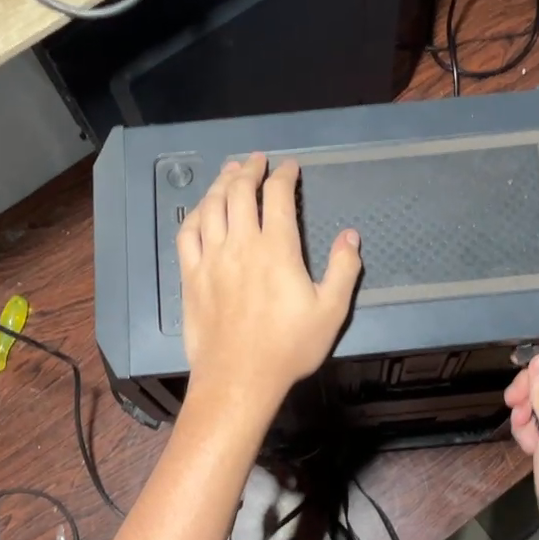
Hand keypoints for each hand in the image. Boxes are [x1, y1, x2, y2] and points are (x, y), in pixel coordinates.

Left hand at [178, 153, 361, 416]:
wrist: (238, 378)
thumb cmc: (289, 347)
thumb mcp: (331, 312)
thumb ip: (344, 270)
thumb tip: (350, 236)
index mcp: (277, 248)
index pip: (278, 197)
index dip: (283, 176)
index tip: (289, 167)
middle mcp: (240, 244)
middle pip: (239, 192)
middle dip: (249, 170)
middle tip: (256, 161)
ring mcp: (211, 259)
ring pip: (211, 206)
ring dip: (221, 183)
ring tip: (229, 172)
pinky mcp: (190, 276)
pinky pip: (187, 234)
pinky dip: (196, 214)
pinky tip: (202, 209)